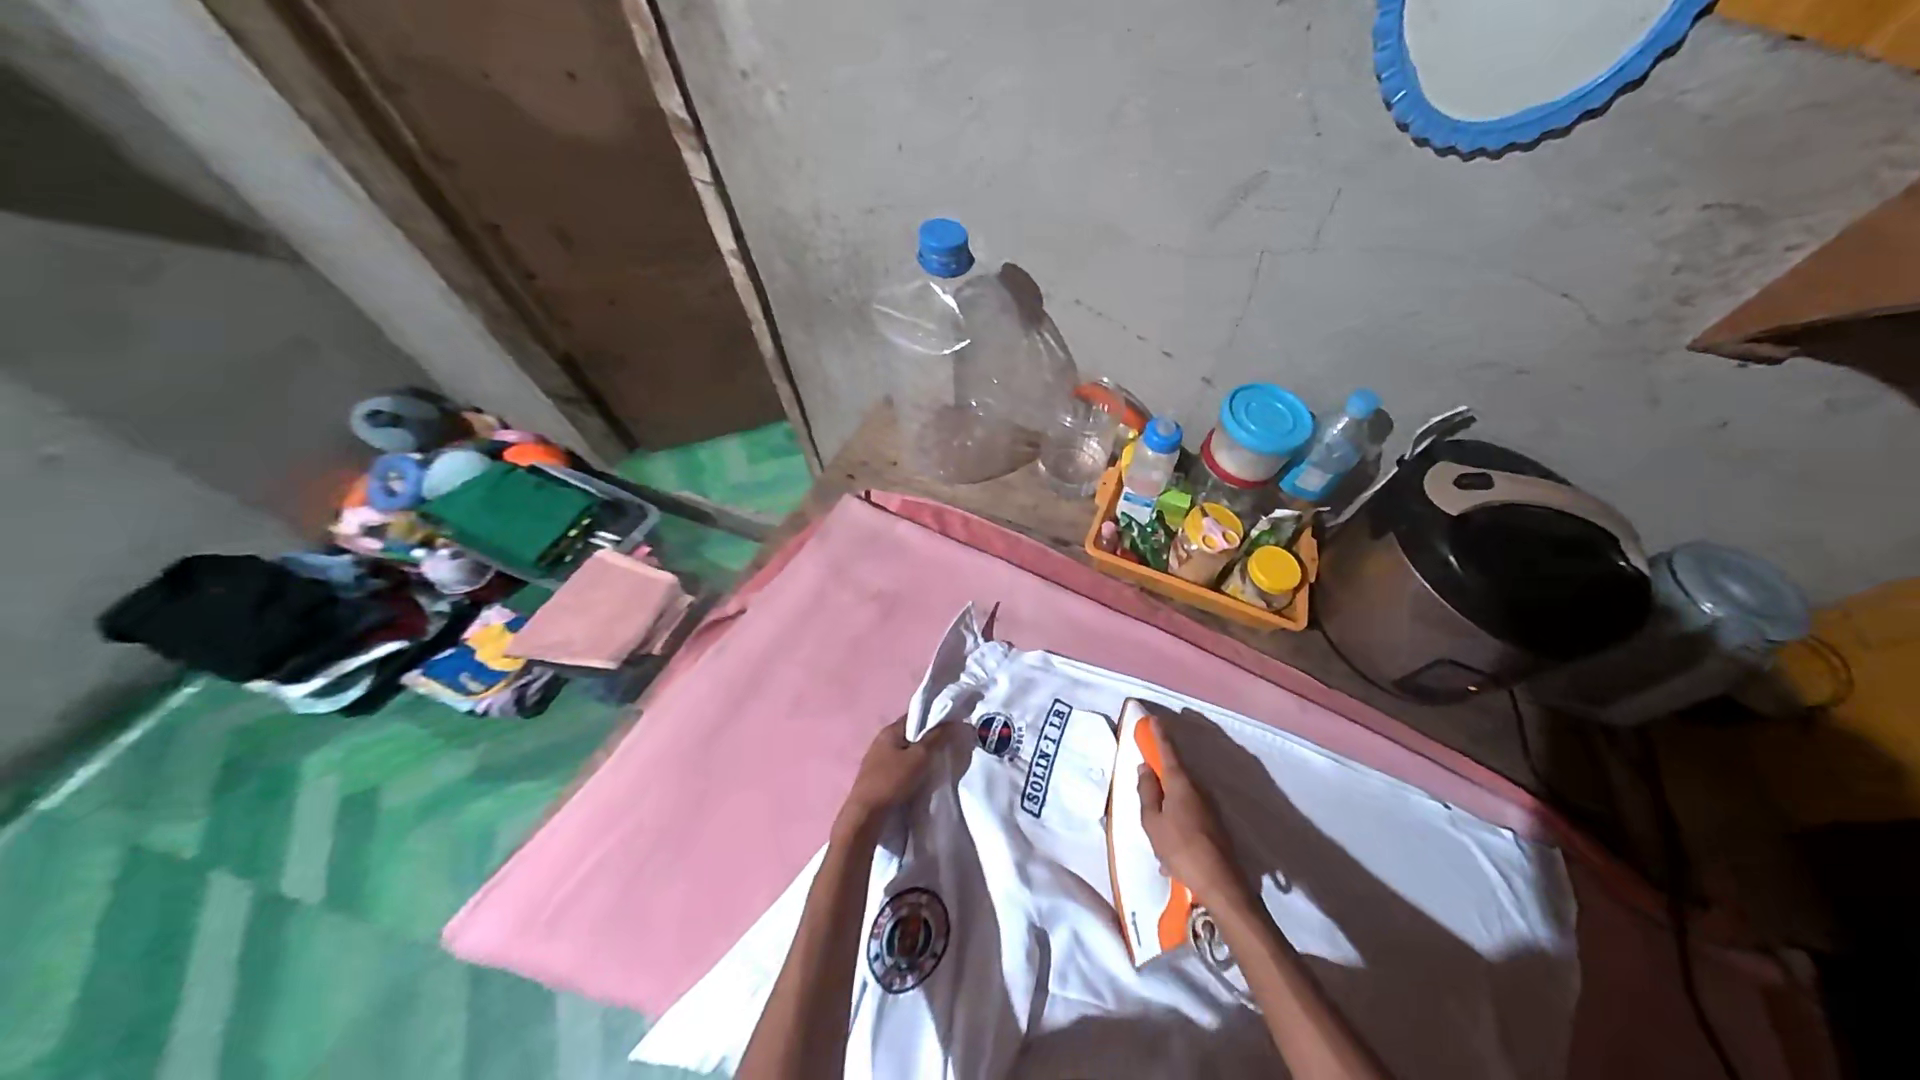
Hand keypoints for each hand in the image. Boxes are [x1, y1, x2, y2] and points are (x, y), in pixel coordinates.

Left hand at [834, 717, 969, 839]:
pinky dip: (911, 768)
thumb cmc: (892, 781)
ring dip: (920, 756)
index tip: (951, 727)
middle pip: (910, 734)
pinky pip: (899, 765)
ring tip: (936, 763)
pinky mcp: (877, 776)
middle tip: (947, 747)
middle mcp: (881, 740)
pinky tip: (920, 777)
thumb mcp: (919, 757)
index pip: (916, 716)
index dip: (934, 719)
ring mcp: (877, 759)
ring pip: (905, 751)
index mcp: (889, 730)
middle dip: (928, 739)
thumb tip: (954, 722)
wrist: (865, 815)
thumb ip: (936, 738)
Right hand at [1138, 716, 1249, 911]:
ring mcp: (1210, 807)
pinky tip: (1170, 843)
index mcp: (1181, 784)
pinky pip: (1190, 810)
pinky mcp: (1216, 824)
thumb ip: (1147, 792)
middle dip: (1163, 768)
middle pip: (1177, 772)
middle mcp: (1199, 789)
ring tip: (1155, 819)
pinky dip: (1178, 816)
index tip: (1154, 719)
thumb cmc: (1180, 849)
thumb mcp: (1152, 821)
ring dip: (1169, 798)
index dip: (1160, 735)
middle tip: (1147, 770)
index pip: (1168, 752)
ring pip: (1183, 793)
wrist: (1221, 884)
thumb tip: (1145, 769)